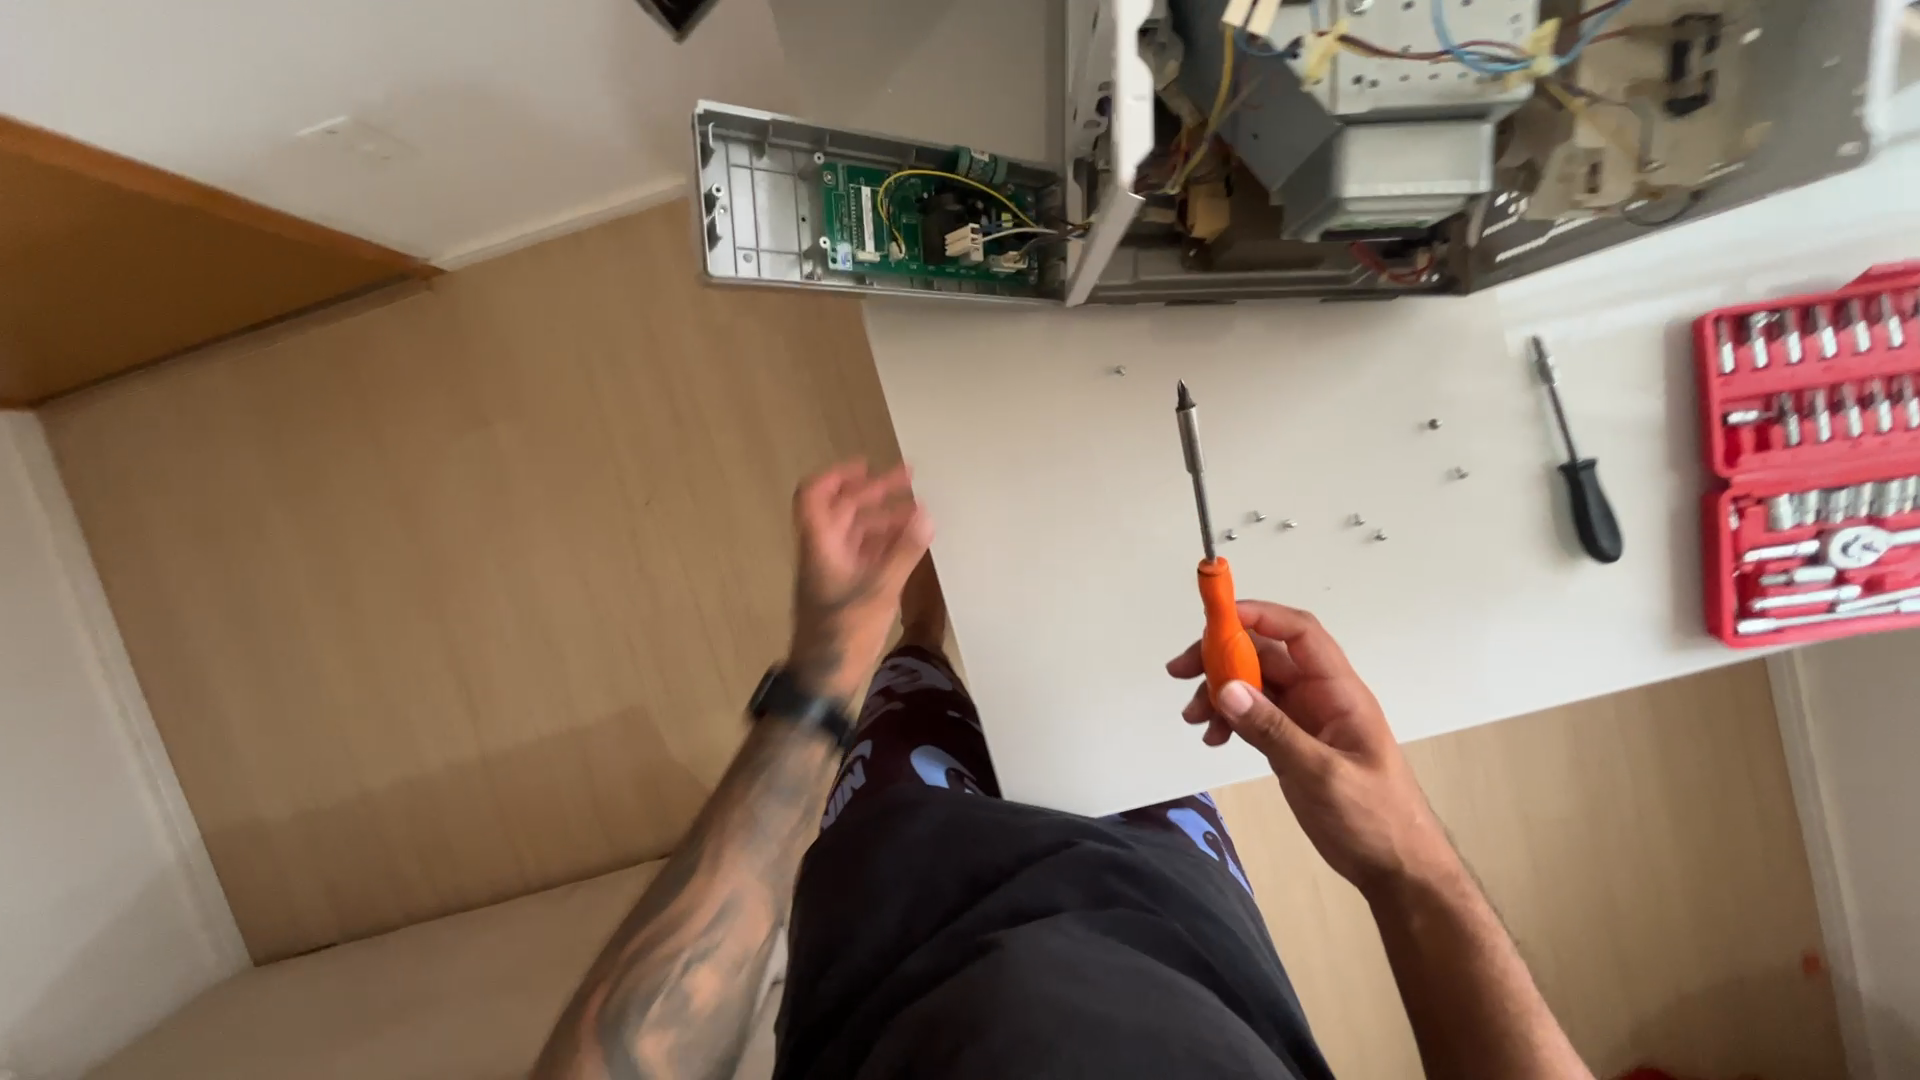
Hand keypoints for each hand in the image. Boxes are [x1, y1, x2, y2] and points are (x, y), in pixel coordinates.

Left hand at [787, 460, 932, 702]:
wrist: (824, 678)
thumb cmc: (843, 632)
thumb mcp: (878, 590)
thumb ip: (903, 551)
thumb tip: (926, 514)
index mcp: (821, 545)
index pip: (815, 496)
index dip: (838, 476)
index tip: (868, 465)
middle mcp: (825, 551)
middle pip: (844, 510)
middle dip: (875, 492)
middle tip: (910, 480)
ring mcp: (835, 570)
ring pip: (858, 532)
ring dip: (885, 518)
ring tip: (920, 512)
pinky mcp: (847, 587)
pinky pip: (866, 553)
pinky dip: (886, 542)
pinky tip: (912, 541)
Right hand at [1167, 601, 1456, 897]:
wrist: (1396, 869)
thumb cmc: (1374, 818)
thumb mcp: (1322, 775)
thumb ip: (1273, 731)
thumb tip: (1226, 688)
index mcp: (1339, 691)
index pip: (1299, 633)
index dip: (1258, 616)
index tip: (1214, 619)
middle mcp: (1319, 695)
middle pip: (1264, 654)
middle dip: (1219, 656)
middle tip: (1179, 671)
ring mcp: (1303, 717)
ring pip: (1252, 683)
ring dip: (1217, 690)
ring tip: (1193, 717)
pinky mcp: (1290, 740)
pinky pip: (1251, 713)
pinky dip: (1227, 717)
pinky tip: (1212, 737)